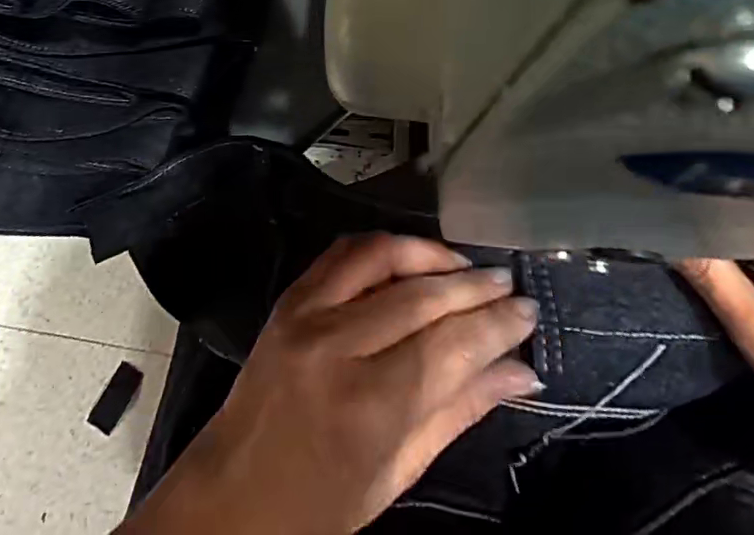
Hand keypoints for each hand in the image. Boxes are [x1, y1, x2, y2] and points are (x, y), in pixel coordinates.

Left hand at [122, 234, 541, 534]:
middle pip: (423, 297)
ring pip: (383, 257)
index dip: (497, 325)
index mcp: (366, 405)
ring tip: (465, 267)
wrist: (225, 503)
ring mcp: (305, 315)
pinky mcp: (288, 300)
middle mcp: (335, 347)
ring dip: (432, 254)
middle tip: (509, 285)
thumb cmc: (317, 508)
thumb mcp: (397, 473)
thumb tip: (523, 371)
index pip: (450, 345)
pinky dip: (384, 246)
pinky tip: (412, 258)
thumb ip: (460, 410)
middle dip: (476, 288)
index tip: (528, 312)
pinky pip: (343, 252)